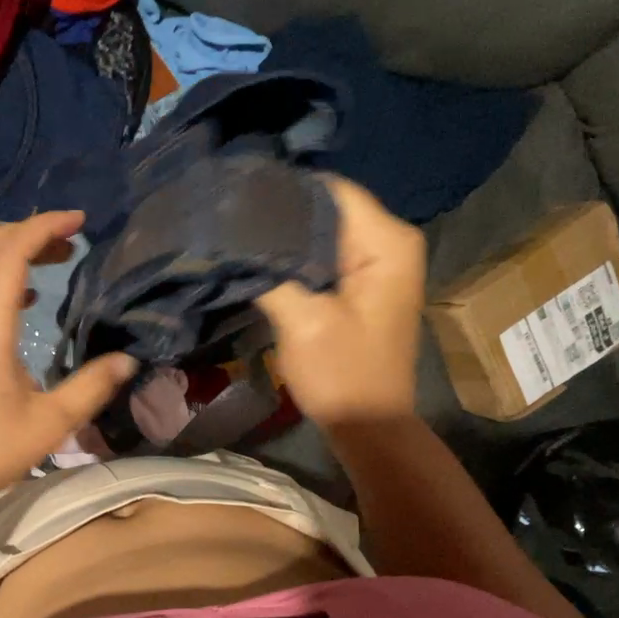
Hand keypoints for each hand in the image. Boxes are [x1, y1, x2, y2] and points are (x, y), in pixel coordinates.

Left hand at [0, 211, 137, 512]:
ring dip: (12, 251)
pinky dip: (1, 277)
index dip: (44, 227)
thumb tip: (128, 360)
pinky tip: (29, 298)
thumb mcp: (52, 423)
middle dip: (28, 230)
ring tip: (55, 260)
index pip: (10, 254)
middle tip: (69, 238)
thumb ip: (91, 386)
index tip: (80, 222)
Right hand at [255, 176, 426, 426]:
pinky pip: (324, 259)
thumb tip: (238, 241)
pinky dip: (295, 262)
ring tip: (237, 243)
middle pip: (326, 211)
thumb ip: (273, 273)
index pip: (330, 191)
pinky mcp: (363, 288)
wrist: (368, 426)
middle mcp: (390, 243)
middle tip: (229, 224)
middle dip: (280, 218)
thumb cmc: (341, 374)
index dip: (283, 193)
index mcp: (386, 242)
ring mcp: (378, 266)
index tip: (236, 201)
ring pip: (321, 236)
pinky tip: (261, 269)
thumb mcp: (302, 322)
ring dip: (283, 243)